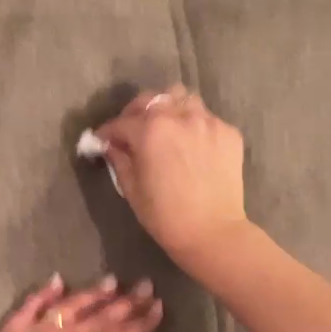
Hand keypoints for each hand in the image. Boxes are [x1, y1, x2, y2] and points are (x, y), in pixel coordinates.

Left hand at [0, 275, 164, 331]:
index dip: (142, 322)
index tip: (158, 307)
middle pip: (100, 317)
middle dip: (126, 302)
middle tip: (145, 285)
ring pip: (68, 307)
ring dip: (91, 294)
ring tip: (110, 282)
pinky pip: (29, 308)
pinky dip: (43, 293)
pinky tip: (56, 281)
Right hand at [94, 85, 250, 265]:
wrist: (211, 231)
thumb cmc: (164, 215)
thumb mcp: (132, 189)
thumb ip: (119, 159)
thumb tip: (111, 146)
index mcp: (151, 130)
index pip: (122, 122)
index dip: (107, 131)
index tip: (102, 140)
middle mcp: (180, 117)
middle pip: (153, 99)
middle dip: (136, 112)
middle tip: (131, 130)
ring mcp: (208, 122)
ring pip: (183, 100)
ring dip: (169, 110)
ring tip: (165, 130)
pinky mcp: (229, 132)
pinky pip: (206, 118)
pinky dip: (193, 125)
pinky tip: (190, 146)